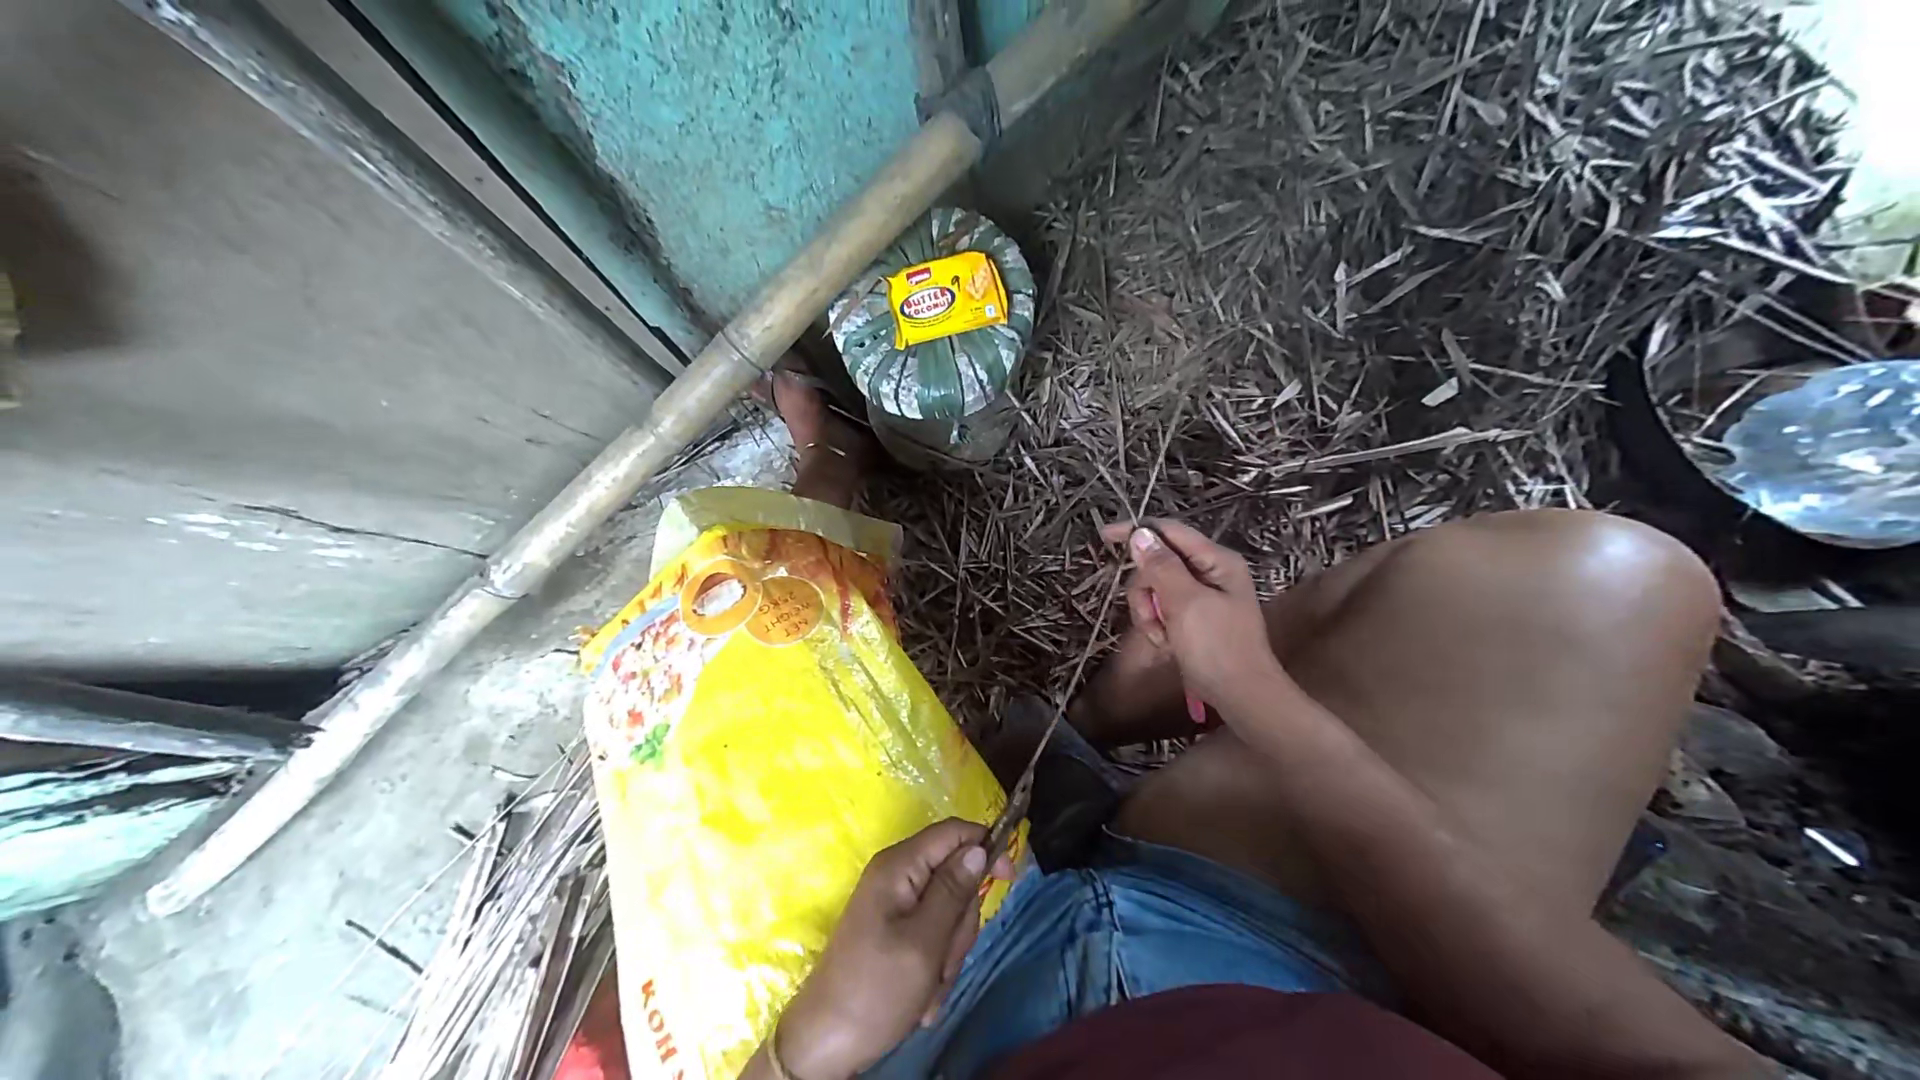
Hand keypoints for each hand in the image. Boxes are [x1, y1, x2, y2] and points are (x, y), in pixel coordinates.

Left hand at [773, 819, 1011, 1079]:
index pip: (953, 832)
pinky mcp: (894, 928)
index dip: (985, 845)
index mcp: (899, 866)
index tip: (1010, 879)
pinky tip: (922, 996)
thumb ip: (954, 891)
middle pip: (955, 876)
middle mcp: (896, 875)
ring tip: (930, 986)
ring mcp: (894, 902)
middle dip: (960, 922)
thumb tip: (979, 846)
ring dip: (948, 951)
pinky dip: (936, 964)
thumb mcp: (924, 942)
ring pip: (948, 910)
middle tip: (945, 959)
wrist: (825, 1044)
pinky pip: (933, 934)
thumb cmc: (875, 990)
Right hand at [1101, 519, 1287, 711]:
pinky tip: (1166, 642)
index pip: (1169, 532)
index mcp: (1216, 560)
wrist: (1240, 695)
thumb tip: (1140, 534)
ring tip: (1162, 635)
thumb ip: (1162, 565)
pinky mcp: (1192, 617)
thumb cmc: (1217, 646)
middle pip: (1158, 562)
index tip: (1104, 537)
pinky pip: (1161, 609)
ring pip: (1155, 588)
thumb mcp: (1186, 602)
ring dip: (1149, 612)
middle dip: (1146, 589)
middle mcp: (1209, 572)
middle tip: (1152, 614)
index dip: (1137, 531)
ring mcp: (1201, 596)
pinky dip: (1157, 625)